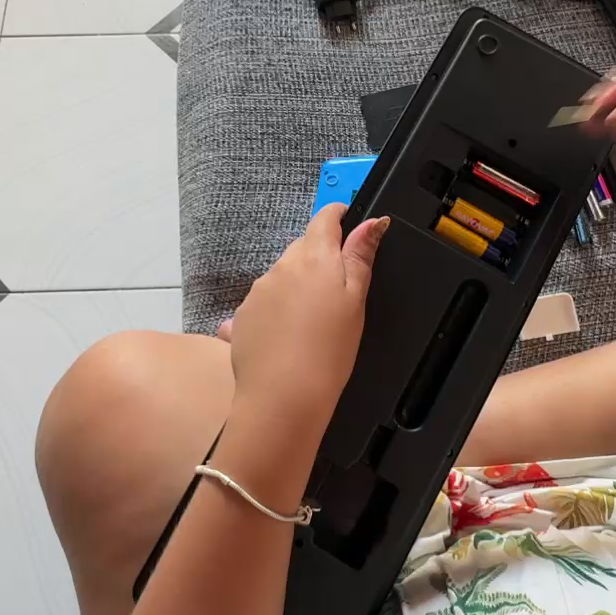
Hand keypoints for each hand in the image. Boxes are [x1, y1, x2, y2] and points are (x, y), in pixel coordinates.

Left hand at [222, 204, 389, 432]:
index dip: (339, 217)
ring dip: (296, 286)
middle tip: (336, 292)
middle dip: (319, 259)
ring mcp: (258, 291)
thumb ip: (361, 256)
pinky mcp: (242, 316)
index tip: (348, 225)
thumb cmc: (330, 350)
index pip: (325, 218)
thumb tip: (374, 220)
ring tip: (311, 323)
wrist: (283, 397)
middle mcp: (281, 265)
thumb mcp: (355, 300)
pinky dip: (276, 311)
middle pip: (302, 248)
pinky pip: (264, 303)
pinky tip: (286, 337)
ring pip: (282, 275)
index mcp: (313, 257)